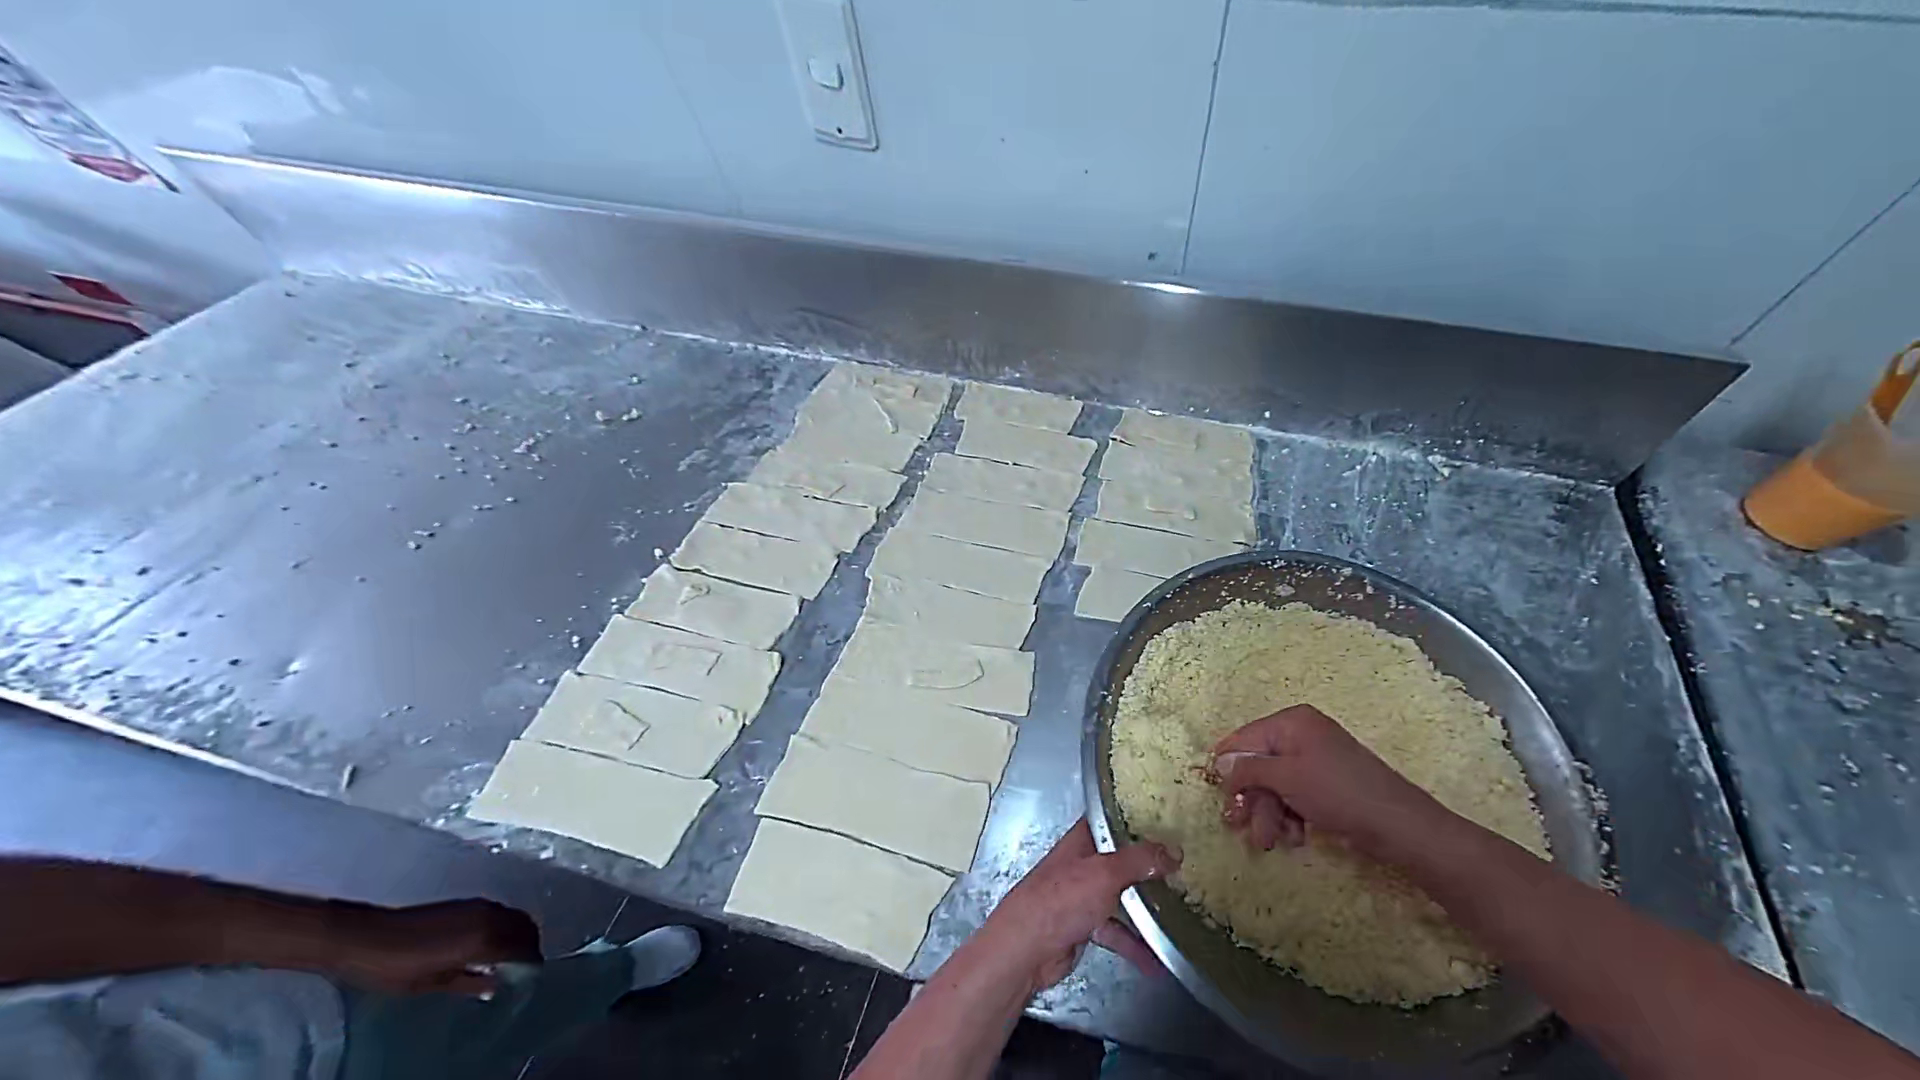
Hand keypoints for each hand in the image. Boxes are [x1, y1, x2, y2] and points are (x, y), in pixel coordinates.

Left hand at [324, 899, 541, 996]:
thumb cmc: (396, 967)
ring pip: (514, 916)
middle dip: (530, 943)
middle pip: (525, 925)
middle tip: (524, 964)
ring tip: (508, 954)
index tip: (530, 974)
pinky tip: (490, 942)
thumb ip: (470, 982)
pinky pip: (501, 911)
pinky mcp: (468, 902)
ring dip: (518, 932)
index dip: (531, 961)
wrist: (367, 936)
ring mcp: (479, 905)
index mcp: (484, 938)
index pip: (523, 946)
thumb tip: (495, 984)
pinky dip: (506, 924)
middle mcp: (489, 916)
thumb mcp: (433, 983)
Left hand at [978, 818, 1177, 992]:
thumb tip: (1172, 851)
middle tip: (1182, 871)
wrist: (1027, 946)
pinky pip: (1116, 931)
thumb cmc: (1059, 899)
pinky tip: (1156, 961)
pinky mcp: (1084, 925)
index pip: (1113, 821)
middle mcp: (1083, 864)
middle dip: (1148, 867)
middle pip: (1121, 861)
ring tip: (1177, 915)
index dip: (1139, 821)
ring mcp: (1082, 895)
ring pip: (1121, 897)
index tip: (1170, 826)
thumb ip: (1139, 861)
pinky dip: (1135, 944)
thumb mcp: (1104, 873)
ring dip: (1145, 909)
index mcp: (1083, 840)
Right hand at [1212, 704, 1445, 859]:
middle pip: (1258, 766)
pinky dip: (1289, 817)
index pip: (1243, 739)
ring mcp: (1315, 761)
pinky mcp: (1326, 786)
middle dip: (1252, 799)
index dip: (1228, 767)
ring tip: (1272, 841)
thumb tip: (1219, 762)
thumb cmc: (1337, 792)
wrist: (1399, 827)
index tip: (1219, 795)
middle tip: (1241, 827)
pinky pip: (1294, 796)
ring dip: (1269, 814)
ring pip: (1274, 786)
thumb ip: (1247, 768)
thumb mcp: (1285, 777)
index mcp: (1291, 722)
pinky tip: (1295, 836)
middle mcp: (1301, 735)